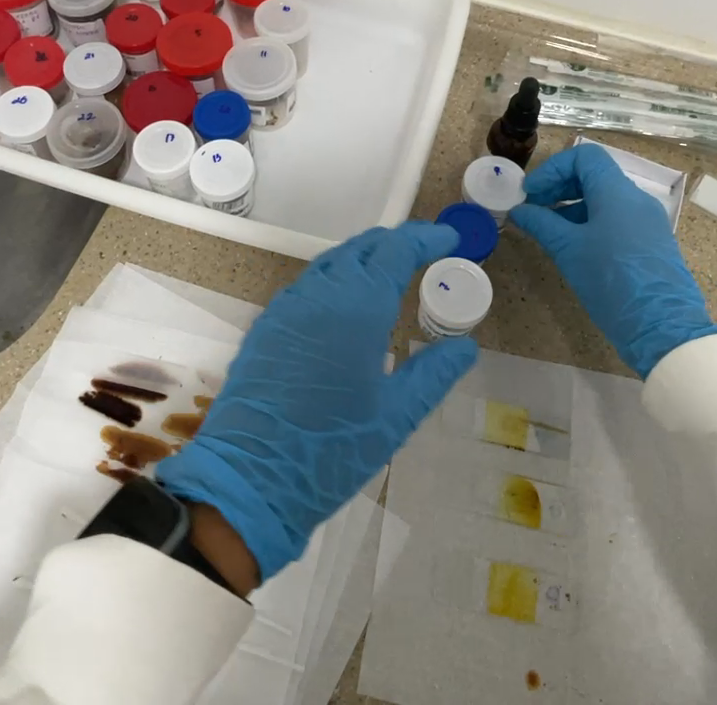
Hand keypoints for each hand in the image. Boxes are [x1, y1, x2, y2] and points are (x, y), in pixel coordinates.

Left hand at [157, 223, 476, 579]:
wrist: (251, 477)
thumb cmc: (334, 448)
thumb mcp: (397, 415)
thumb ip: (434, 373)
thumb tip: (466, 346)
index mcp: (358, 306)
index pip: (396, 250)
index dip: (425, 239)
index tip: (448, 238)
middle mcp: (320, 294)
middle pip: (362, 248)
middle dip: (395, 243)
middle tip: (424, 252)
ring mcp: (287, 307)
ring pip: (330, 263)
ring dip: (363, 258)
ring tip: (389, 272)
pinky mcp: (266, 326)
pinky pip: (307, 285)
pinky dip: (336, 279)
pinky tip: (345, 303)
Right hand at [508, 144, 716, 376]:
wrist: (662, 326)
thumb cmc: (611, 279)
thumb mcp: (568, 249)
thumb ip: (541, 223)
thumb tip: (518, 210)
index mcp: (617, 192)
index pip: (584, 157)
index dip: (552, 169)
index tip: (530, 193)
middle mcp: (636, 199)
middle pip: (593, 176)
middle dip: (559, 187)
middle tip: (533, 209)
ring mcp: (646, 221)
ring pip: (604, 199)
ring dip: (571, 207)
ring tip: (548, 231)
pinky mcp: (650, 243)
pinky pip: (616, 219)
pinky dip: (589, 223)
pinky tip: (573, 247)